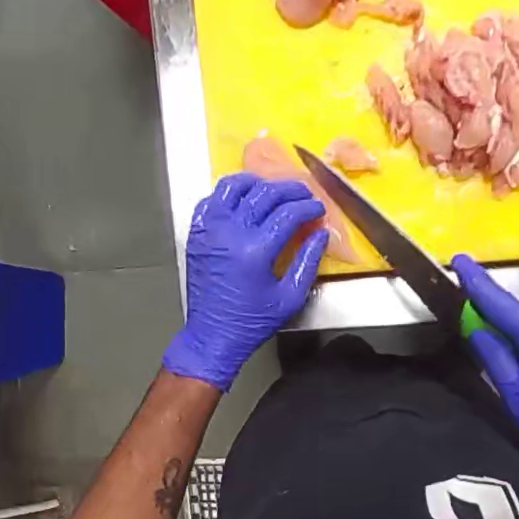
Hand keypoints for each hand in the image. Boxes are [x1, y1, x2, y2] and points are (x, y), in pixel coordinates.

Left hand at [162, 173, 328, 390]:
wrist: (213, 335)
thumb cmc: (252, 321)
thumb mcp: (290, 298)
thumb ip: (308, 262)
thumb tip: (320, 234)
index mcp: (256, 251)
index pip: (288, 213)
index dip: (308, 207)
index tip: (318, 210)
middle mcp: (231, 233)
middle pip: (265, 194)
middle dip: (290, 190)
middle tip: (304, 195)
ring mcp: (210, 230)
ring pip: (235, 187)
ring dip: (258, 183)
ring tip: (273, 189)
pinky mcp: (197, 233)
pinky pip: (212, 199)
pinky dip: (230, 193)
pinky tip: (243, 199)